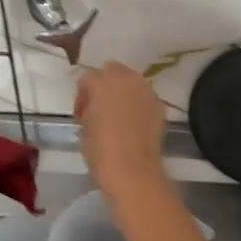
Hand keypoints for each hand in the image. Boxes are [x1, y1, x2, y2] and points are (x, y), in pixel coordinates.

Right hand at [76, 62, 167, 198]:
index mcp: (102, 82)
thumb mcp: (84, 128)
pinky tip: (133, 124)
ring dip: (123, 93)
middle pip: (113, 71)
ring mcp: (146, 91)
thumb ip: (88, 110)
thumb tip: (94, 110)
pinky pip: (145, 98)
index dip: (82, 96)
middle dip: (105, 85)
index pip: (87, 79)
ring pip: (132, 82)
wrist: (131, 169)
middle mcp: (127, 79)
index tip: (81, 115)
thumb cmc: (100, 150)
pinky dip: (138, 105)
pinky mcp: (159, 106)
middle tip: (99, 108)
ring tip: (118, 115)